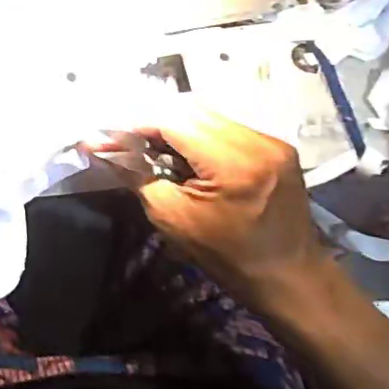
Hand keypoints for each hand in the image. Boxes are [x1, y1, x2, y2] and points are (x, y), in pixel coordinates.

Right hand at [106, 101, 331, 308]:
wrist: (287, 277)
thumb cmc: (225, 255)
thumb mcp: (170, 216)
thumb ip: (136, 174)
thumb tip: (101, 147)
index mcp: (235, 163)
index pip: (174, 121)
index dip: (135, 125)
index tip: (107, 137)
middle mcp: (259, 142)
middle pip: (191, 111)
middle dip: (152, 122)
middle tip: (125, 142)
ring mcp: (271, 141)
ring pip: (207, 115)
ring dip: (173, 125)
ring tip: (150, 147)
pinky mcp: (274, 146)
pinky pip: (224, 126)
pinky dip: (196, 133)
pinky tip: (181, 152)